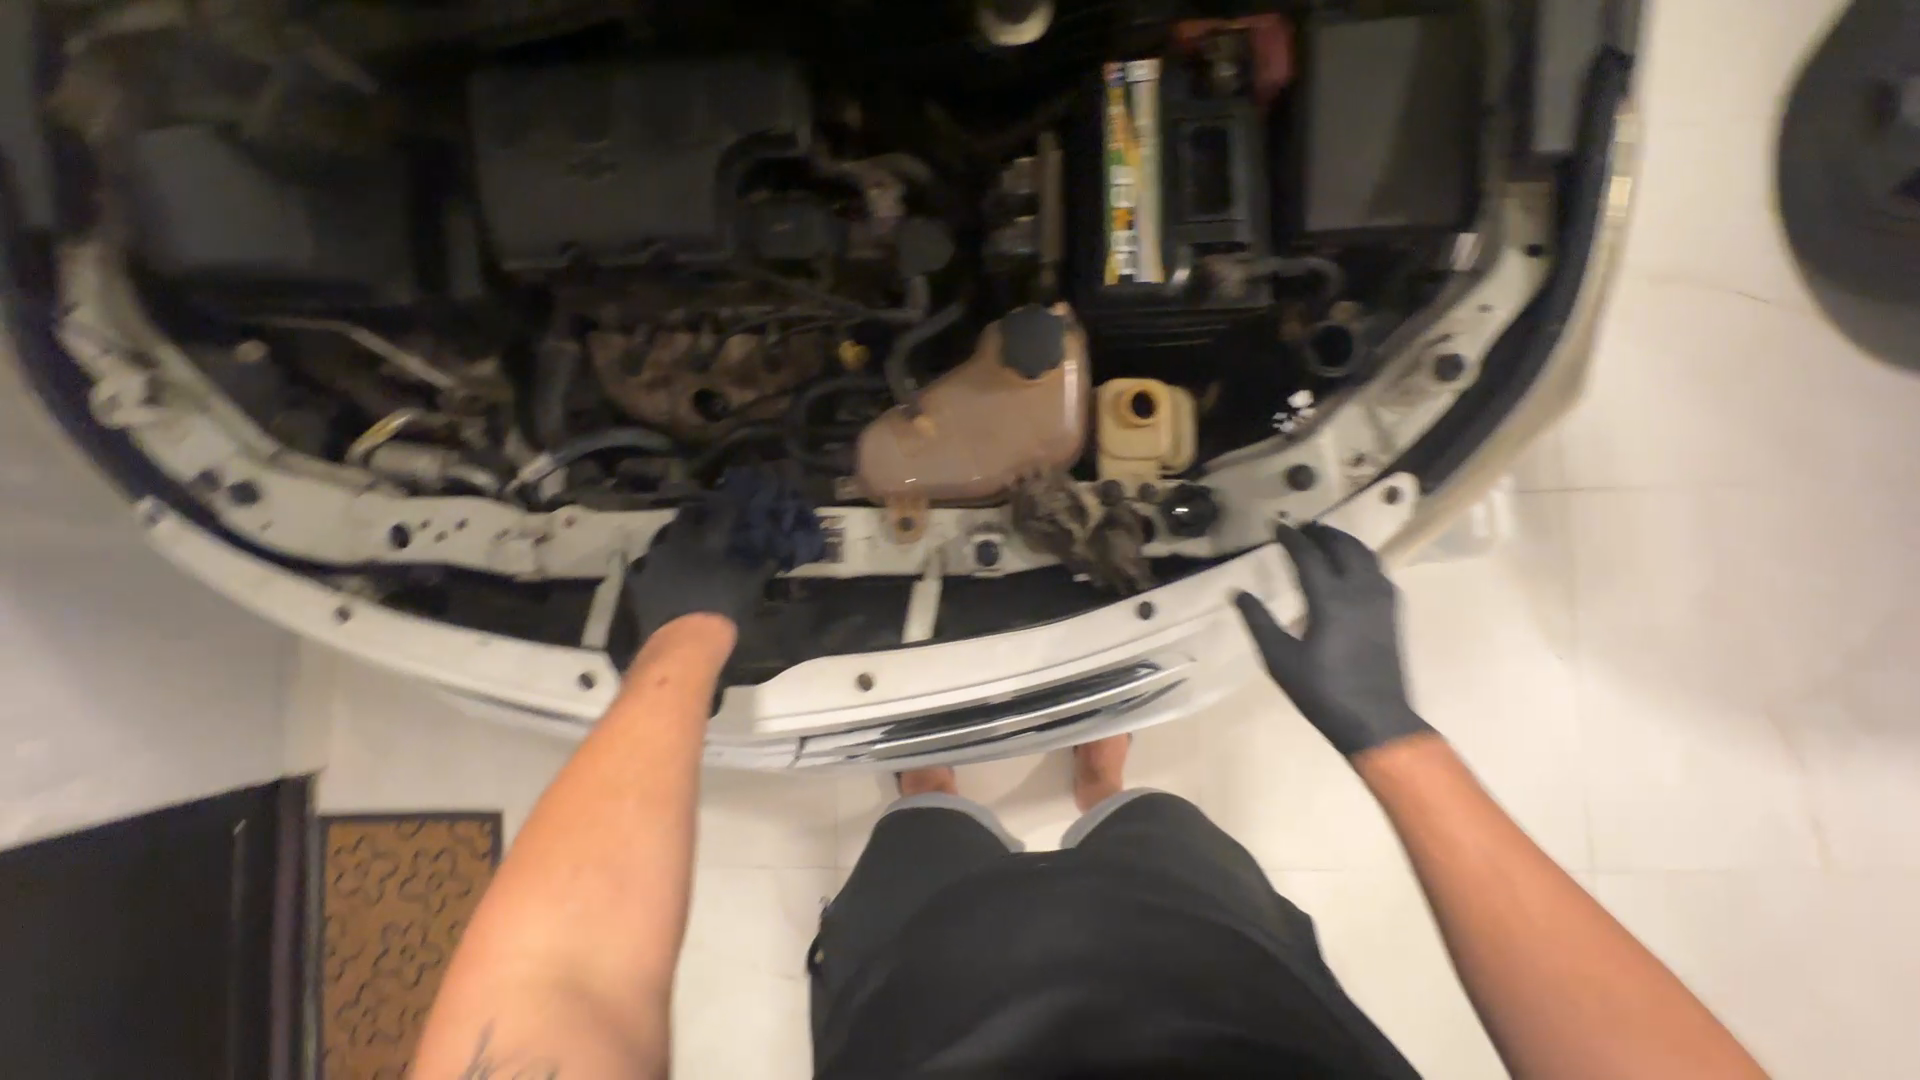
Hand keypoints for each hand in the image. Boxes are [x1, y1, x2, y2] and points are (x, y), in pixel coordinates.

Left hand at [626, 499, 775, 644]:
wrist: (685, 639)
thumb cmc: (723, 611)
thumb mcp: (749, 588)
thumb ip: (760, 569)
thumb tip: (774, 557)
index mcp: (710, 543)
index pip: (722, 516)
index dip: (729, 507)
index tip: (734, 502)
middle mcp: (680, 544)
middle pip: (685, 517)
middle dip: (694, 513)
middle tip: (701, 513)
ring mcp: (655, 561)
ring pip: (660, 537)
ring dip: (670, 535)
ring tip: (677, 537)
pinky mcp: (639, 581)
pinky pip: (641, 566)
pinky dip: (649, 565)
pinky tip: (654, 567)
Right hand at [1233, 524, 1430, 756]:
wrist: (1374, 719)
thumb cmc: (1321, 691)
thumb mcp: (1279, 659)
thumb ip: (1259, 622)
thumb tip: (1239, 593)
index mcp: (1330, 600)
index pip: (1308, 556)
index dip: (1291, 539)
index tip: (1277, 526)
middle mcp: (1360, 592)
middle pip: (1343, 548)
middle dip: (1322, 534)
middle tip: (1303, 528)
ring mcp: (1382, 601)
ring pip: (1366, 556)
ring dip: (1345, 542)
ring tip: (1326, 539)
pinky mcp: (1392, 613)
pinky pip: (1378, 572)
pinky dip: (1362, 559)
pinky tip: (1353, 567)